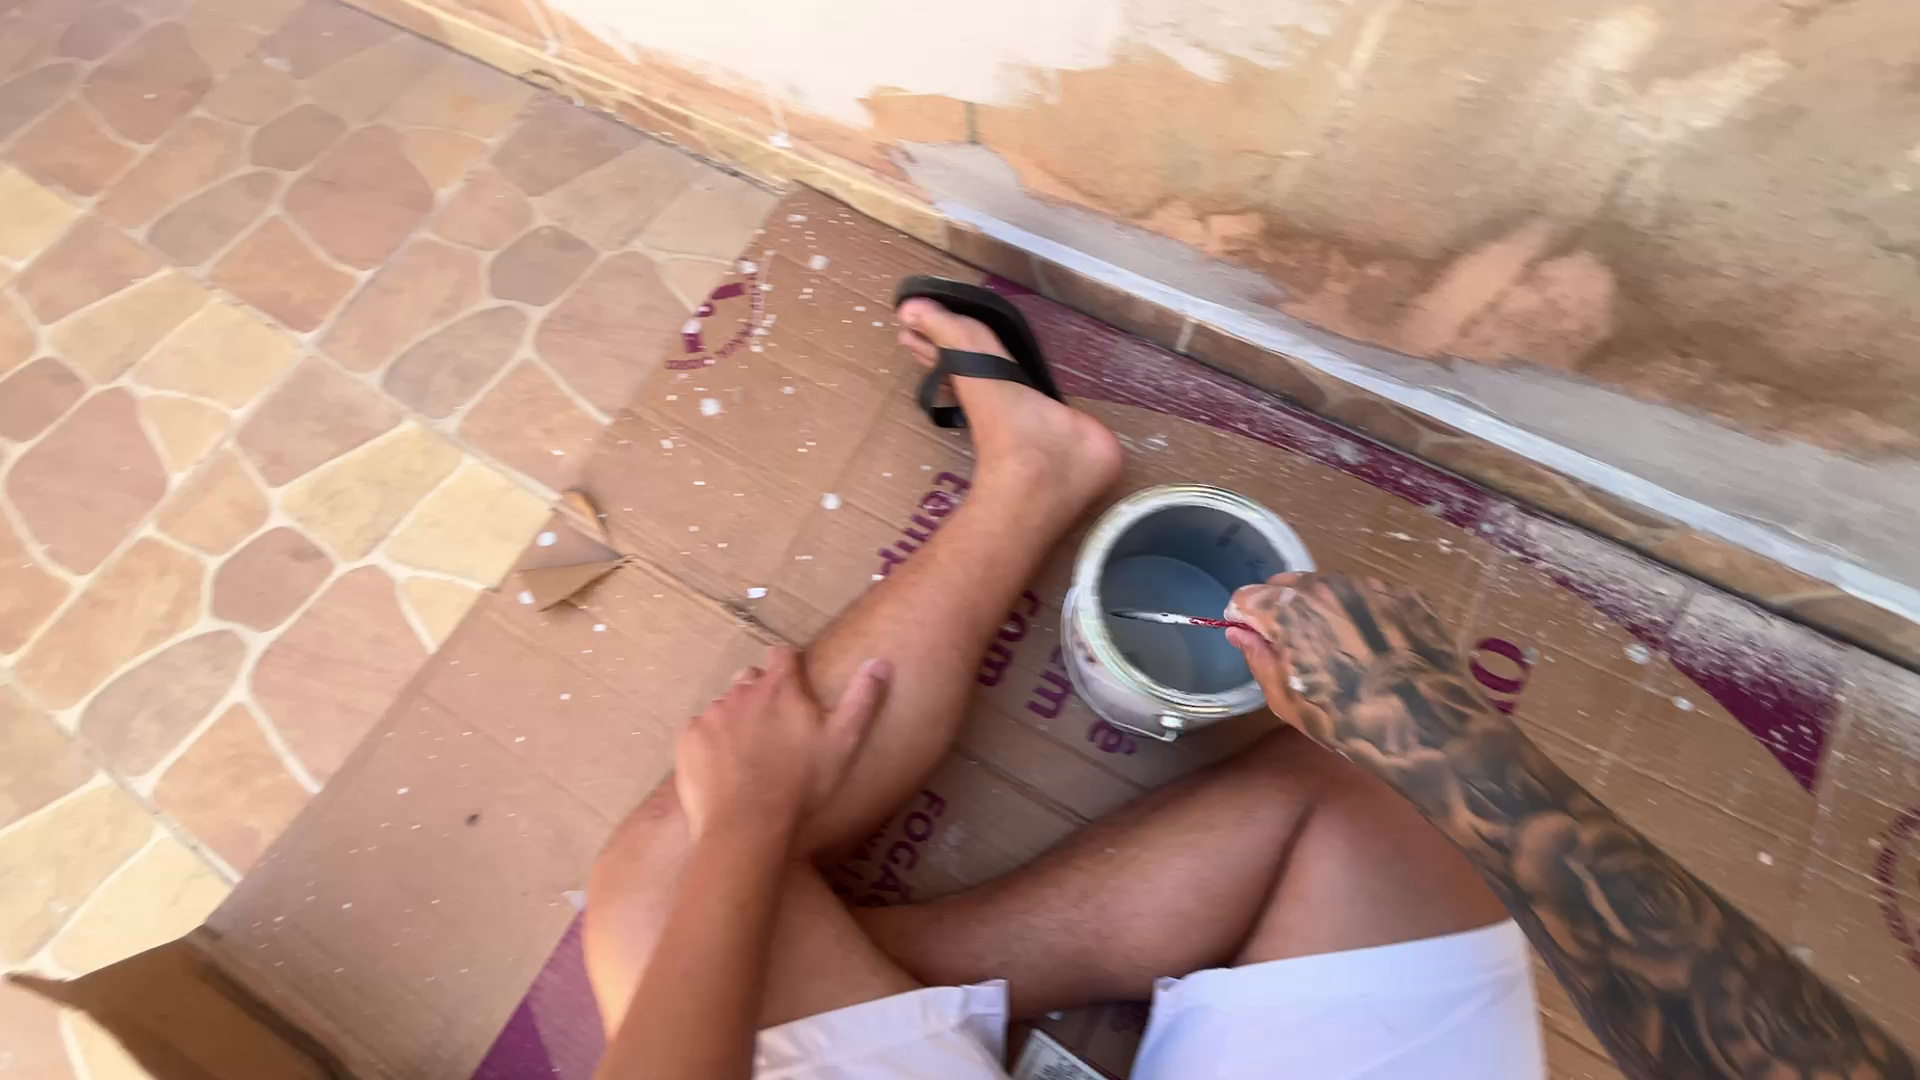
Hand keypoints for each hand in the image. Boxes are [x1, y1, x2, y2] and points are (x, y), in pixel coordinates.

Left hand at [674, 647, 890, 842]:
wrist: (746, 827)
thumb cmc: (802, 784)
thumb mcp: (844, 741)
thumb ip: (862, 698)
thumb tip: (880, 661)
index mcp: (780, 687)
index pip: (782, 654)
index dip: (789, 665)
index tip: (795, 684)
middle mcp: (742, 692)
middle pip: (750, 678)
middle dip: (761, 692)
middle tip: (774, 726)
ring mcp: (711, 715)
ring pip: (724, 704)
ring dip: (735, 718)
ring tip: (747, 751)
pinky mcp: (688, 740)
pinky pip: (699, 730)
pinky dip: (710, 741)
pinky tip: (722, 767)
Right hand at [1224, 572, 1478, 747]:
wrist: (1430, 729)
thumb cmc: (1345, 720)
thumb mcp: (1285, 698)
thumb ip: (1258, 656)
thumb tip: (1239, 632)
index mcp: (1285, 611)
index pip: (1246, 598)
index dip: (1245, 619)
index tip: (1255, 640)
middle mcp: (1322, 586)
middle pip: (1284, 585)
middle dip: (1279, 609)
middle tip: (1295, 645)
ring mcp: (1366, 586)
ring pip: (1325, 585)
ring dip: (1319, 607)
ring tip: (1337, 644)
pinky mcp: (1403, 594)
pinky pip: (1366, 594)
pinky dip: (1358, 611)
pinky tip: (1372, 643)